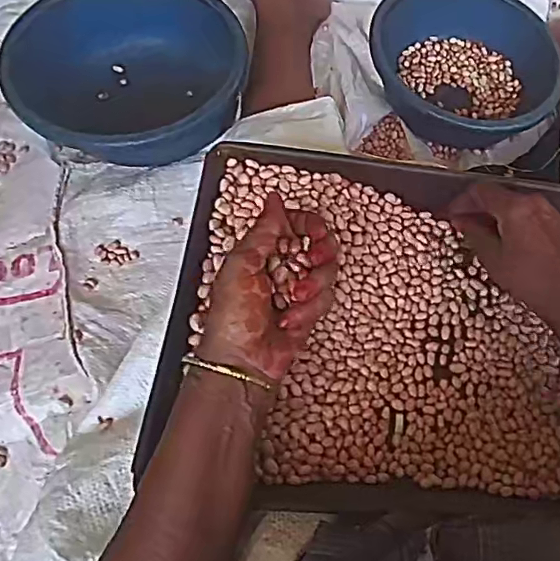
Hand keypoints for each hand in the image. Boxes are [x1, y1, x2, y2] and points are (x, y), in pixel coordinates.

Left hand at [197, 193, 338, 384]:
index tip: (314, 230)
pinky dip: (309, 309)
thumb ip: (263, 231)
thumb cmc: (232, 318)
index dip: (310, 224)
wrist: (244, 361)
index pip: (296, 224)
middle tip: (312, 260)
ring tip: (292, 299)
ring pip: (327, 272)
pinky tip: (290, 319)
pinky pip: (326, 298)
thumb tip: (273, 199)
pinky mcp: (311, 310)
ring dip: (312, 286)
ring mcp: (299, 288)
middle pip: (320, 244)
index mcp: (264, 251)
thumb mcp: (241, 265)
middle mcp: (284, 267)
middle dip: (320, 252)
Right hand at [447, 183, 559, 322]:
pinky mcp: (553, 224)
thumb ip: (474, 233)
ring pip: (512, 204)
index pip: (480, 191)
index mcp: (515, 207)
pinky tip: (501, 237)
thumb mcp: (492, 257)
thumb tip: (462, 221)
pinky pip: (525, 214)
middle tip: (460, 223)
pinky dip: (510, 220)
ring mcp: (546, 212)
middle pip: (497, 195)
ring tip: (478, 232)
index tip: (450, 214)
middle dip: (476, 207)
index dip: (460, 202)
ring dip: (493, 214)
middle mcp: (532, 202)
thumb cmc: (528, 279)